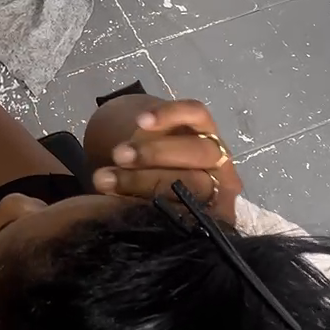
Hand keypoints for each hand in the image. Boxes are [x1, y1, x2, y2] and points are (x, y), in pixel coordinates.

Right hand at [90, 100, 242, 220]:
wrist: (151, 157)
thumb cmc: (145, 193)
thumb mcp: (141, 207)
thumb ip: (135, 210)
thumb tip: (108, 212)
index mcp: (211, 215)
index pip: (192, 217)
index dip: (154, 210)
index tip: (118, 207)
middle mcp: (221, 184)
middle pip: (193, 182)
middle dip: (146, 181)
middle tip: (108, 179)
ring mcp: (216, 150)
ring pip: (195, 149)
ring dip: (153, 153)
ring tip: (118, 155)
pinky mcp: (205, 121)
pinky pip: (195, 113)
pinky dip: (169, 115)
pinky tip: (141, 120)